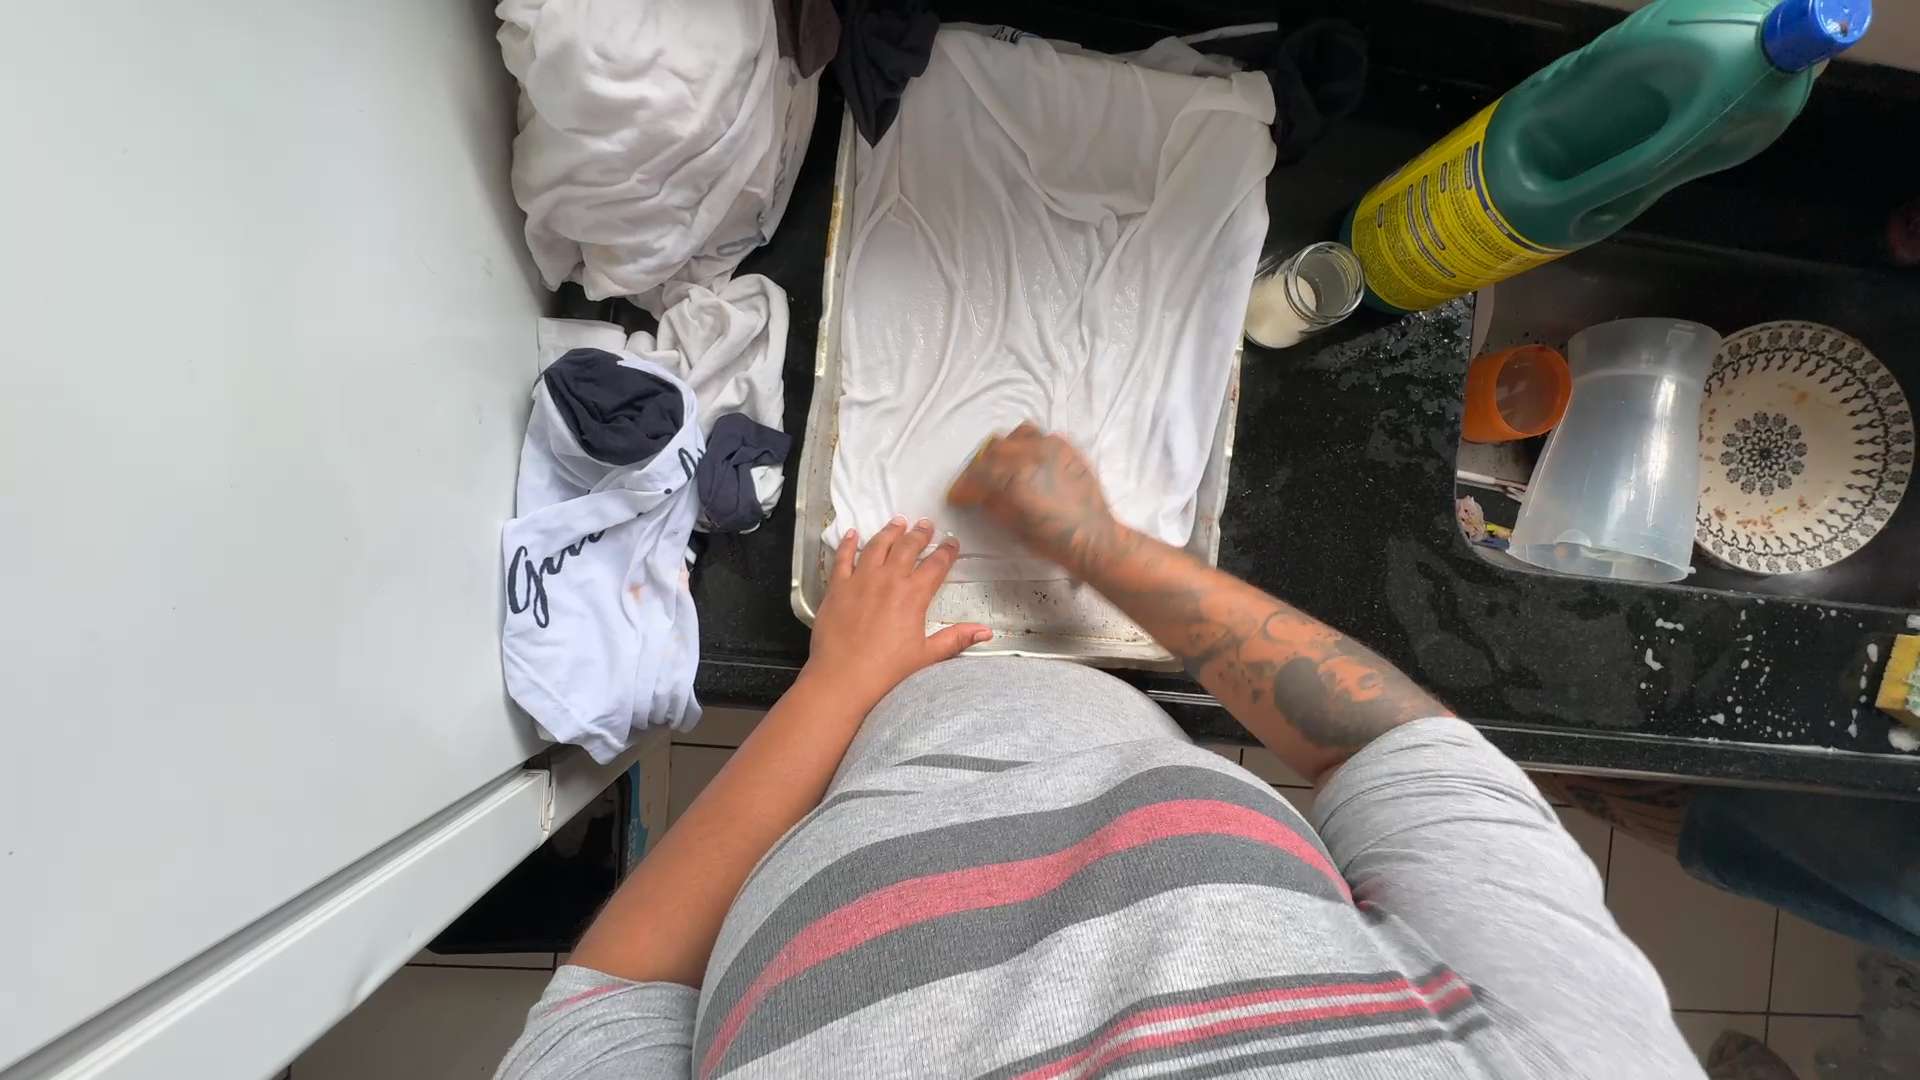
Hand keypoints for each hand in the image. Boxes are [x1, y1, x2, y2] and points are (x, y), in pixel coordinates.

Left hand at [804, 515, 990, 710]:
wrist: (843, 678)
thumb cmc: (887, 671)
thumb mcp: (927, 656)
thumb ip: (956, 639)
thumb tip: (985, 632)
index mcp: (913, 596)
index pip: (935, 565)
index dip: (946, 551)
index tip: (952, 542)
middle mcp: (888, 581)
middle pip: (907, 548)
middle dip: (919, 534)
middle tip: (926, 525)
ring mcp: (860, 581)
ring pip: (877, 546)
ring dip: (889, 532)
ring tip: (897, 522)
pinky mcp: (837, 588)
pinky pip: (842, 558)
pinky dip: (848, 544)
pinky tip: (852, 533)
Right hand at [946, 423, 1124, 573]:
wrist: (1093, 538)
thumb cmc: (1052, 540)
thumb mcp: (1013, 526)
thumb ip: (991, 503)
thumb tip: (979, 493)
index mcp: (1016, 477)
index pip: (979, 473)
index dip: (964, 486)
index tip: (958, 496)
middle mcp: (1033, 455)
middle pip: (994, 449)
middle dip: (981, 466)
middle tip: (977, 483)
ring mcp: (1054, 448)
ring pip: (1018, 435)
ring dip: (1006, 449)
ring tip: (1004, 466)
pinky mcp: (1069, 449)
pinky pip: (1043, 437)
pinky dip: (1031, 446)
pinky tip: (1030, 463)